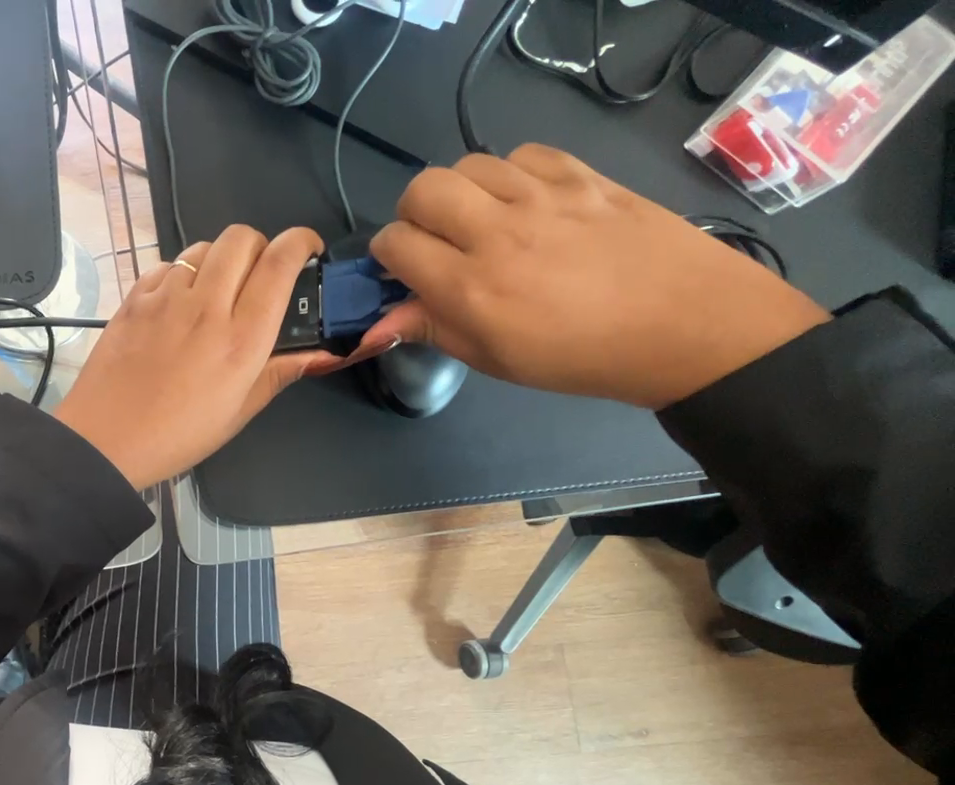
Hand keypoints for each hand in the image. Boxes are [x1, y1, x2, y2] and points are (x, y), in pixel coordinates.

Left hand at [55, 225, 332, 488]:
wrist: (103, 443)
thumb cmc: (176, 437)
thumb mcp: (238, 413)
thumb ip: (279, 372)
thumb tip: (322, 353)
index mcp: (242, 338)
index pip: (280, 261)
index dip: (301, 242)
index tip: (306, 252)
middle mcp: (206, 307)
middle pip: (241, 238)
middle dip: (258, 247)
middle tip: (256, 276)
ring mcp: (164, 299)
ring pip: (201, 249)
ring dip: (217, 261)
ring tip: (213, 292)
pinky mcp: (132, 301)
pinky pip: (164, 267)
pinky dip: (178, 275)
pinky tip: (175, 305)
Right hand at [356, 145, 828, 408]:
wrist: (683, 325)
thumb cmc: (576, 356)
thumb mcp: (491, 357)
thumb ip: (431, 329)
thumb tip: (374, 327)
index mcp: (469, 285)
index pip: (395, 243)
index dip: (387, 256)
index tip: (401, 270)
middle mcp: (498, 232)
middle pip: (423, 189)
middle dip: (413, 213)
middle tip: (434, 238)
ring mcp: (544, 197)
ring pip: (470, 164)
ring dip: (461, 190)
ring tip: (479, 217)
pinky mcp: (583, 176)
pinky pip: (525, 154)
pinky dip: (511, 172)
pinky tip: (524, 200)